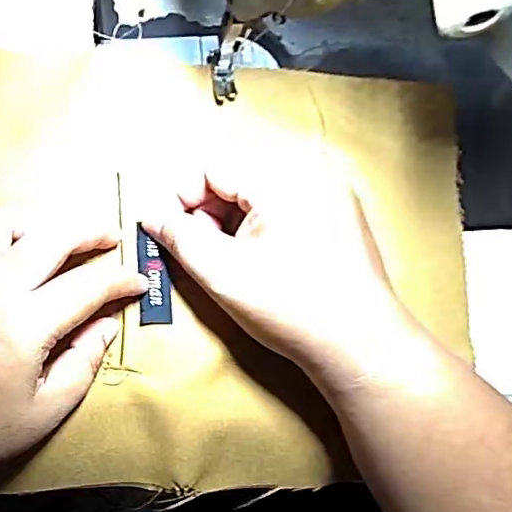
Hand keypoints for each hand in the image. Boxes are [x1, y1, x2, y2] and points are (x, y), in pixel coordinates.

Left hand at [0, 205, 147, 493]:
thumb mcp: (45, 411)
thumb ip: (82, 362)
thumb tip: (103, 326)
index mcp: (24, 322)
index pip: (87, 285)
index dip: (120, 280)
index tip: (138, 282)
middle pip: (48, 236)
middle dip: (88, 231)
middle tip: (109, 238)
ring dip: (30, 221)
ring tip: (49, 237)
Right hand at [142, 158, 428, 391]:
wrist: (359, 345)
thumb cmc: (298, 310)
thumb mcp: (220, 273)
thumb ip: (178, 238)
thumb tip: (153, 217)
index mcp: (283, 177)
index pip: (212, 166)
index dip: (182, 198)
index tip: (169, 230)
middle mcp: (311, 172)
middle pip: (235, 176)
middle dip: (207, 213)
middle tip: (199, 252)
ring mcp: (329, 192)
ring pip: (257, 193)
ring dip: (231, 222)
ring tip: (230, 263)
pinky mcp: (336, 215)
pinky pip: (283, 207)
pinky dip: (259, 229)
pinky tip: (256, 263)